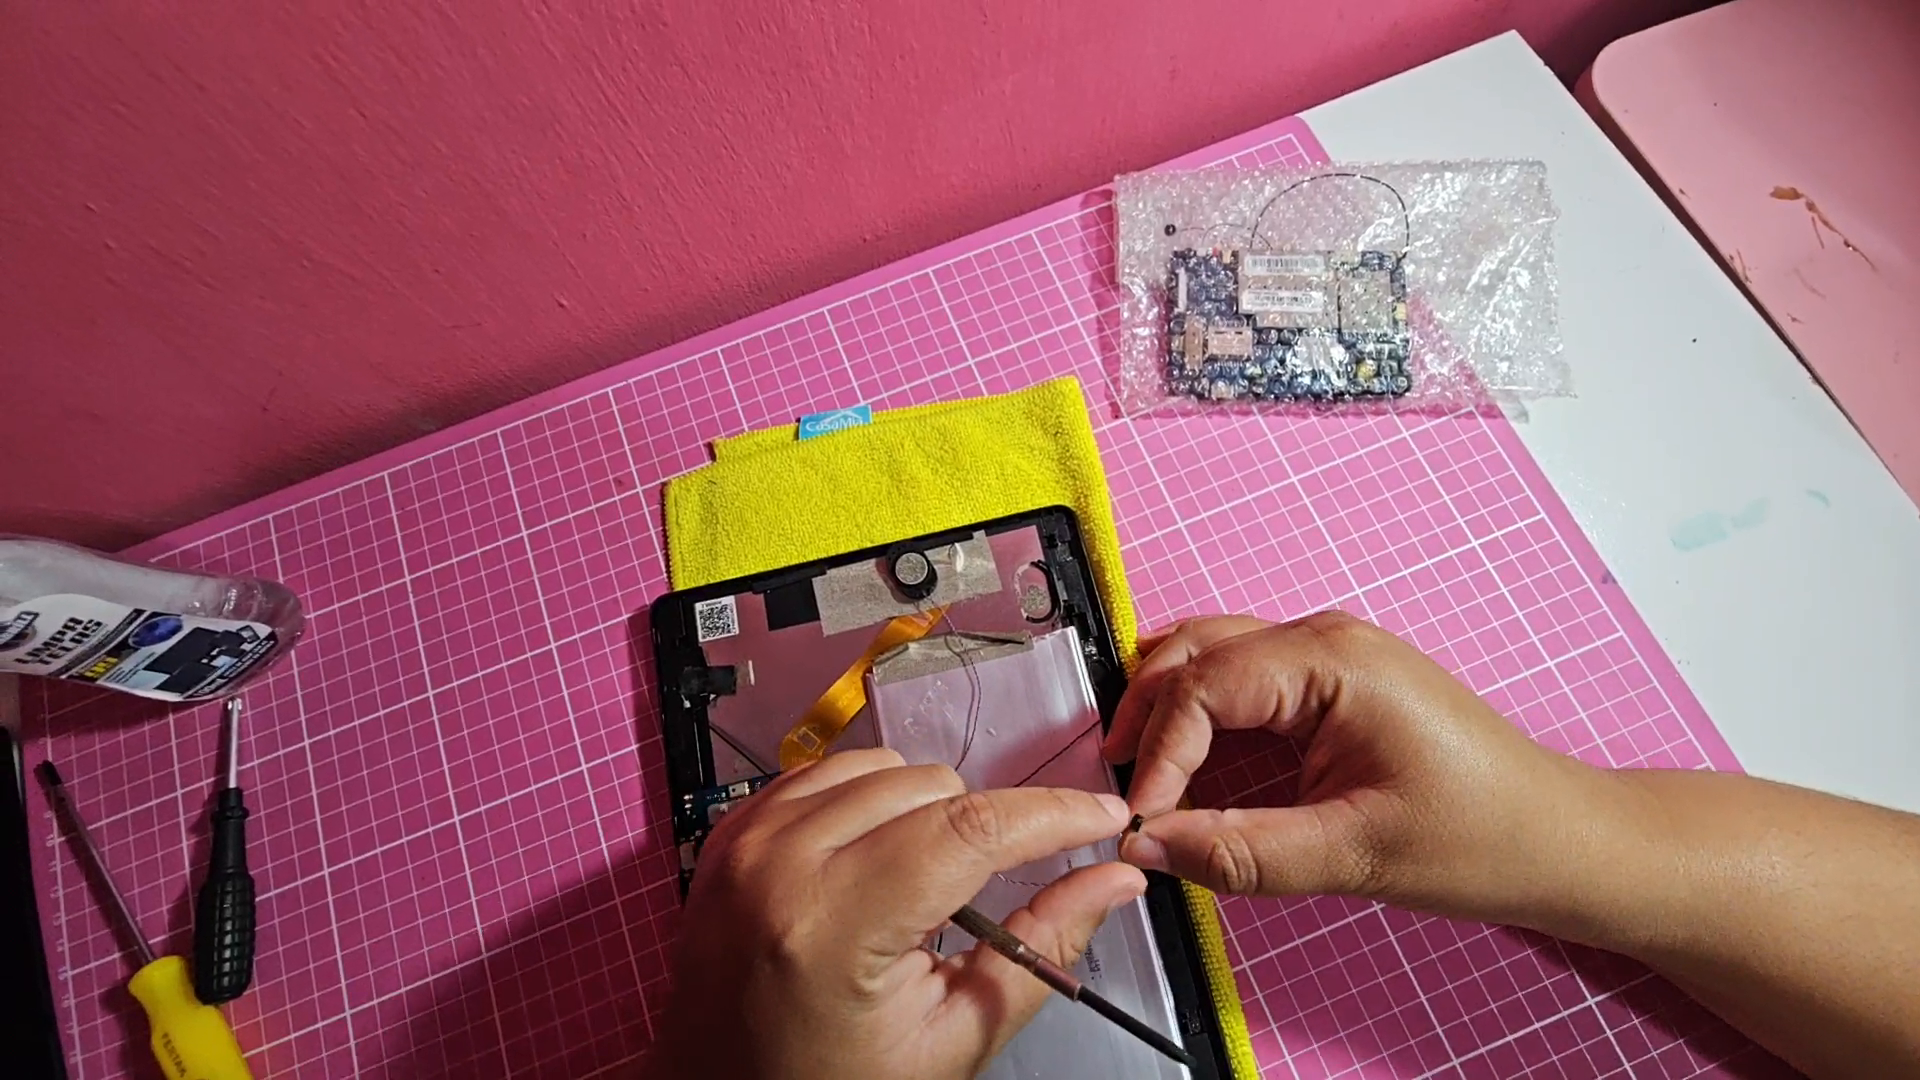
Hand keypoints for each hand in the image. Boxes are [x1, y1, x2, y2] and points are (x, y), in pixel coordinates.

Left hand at [647, 749, 1145, 1079]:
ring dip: (923, 809)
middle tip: (965, 897)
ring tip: (912, 879)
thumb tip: (1116, 878)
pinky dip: (871, 797)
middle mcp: (783, 860)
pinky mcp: (737, 824)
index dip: (1052, 815)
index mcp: (836, 926)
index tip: (1103, 815)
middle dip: (977, 831)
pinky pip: (833, 768)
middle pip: (933, 787)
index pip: (971, 832)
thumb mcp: (951, 1039)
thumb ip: (1043, 949)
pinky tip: (867, 852)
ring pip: (888, 766)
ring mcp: (751, 834)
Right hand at [1102, 613, 1621, 926]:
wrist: (1567, 840)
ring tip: (1140, 762)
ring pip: (1207, 651)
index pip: (1204, 686)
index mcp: (1331, 660)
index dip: (1159, 751)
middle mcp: (1320, 637)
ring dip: (1165, 702)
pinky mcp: (1324, 675)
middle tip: (1121, 778)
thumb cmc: (1485, 838)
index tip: (1141, 815)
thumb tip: (1149, 845)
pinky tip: (1185, 748)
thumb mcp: (1355, 854)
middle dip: (1146, 713)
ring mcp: (1323, 649)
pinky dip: (1197, 707)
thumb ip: (1240, 850)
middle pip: (1194, 650)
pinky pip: (1235, 672)